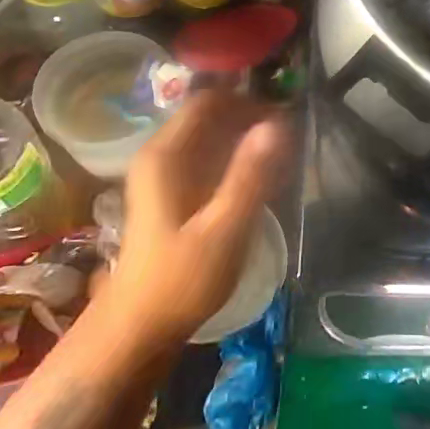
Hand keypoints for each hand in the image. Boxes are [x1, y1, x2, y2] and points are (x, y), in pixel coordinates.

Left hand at [99, 89, 292, 344]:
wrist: (139, 327)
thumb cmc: (181, 280)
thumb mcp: (223, 230)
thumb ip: (249, 177)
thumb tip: (278, 124)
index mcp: (165, 156)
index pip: (207, 102)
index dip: (248, 101)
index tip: (286, 116)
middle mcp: (159, 156)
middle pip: (207, 116)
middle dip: (249, 118)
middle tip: (290, 137)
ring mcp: (161, 175)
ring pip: (208, 138)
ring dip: (243, 139)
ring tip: (282, 156)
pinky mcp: (170, 194)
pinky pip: (205, 159)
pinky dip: (233, 160)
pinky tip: (259, 179)